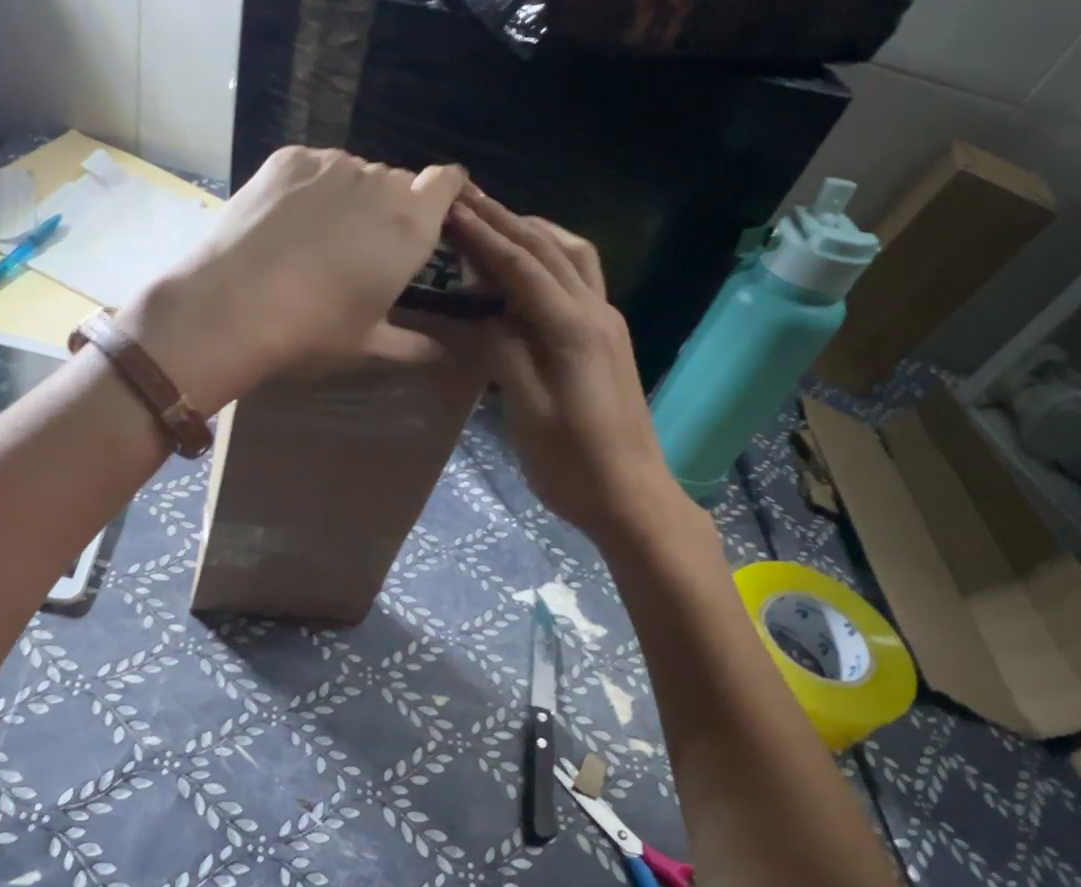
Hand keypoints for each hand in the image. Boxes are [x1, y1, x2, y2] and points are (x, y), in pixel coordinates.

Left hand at [116, 147, 469, 412]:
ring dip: (349, 198)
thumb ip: (411, 345)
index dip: (444, 193)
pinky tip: (288, 225)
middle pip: (397, 182)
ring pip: (354, 174)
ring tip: (319, 239)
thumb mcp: (367, 344)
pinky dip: (310, 189)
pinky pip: (313, 168)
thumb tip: (440, 355)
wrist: (234, 305)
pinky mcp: (288, 160)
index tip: (433, 213)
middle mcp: (379, 183)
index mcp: (411, 226)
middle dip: (390, 208)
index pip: (447, 183)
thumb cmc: (314, 329)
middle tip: (364, 250)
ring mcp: (331, 165)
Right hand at [445, 190, 696, 542]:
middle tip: (465, 195)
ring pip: (573, 256)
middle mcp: (596, 313)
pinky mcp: (609, 341)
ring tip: (497, 221)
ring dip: (534, 232)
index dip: (483, 237)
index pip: (520, 267)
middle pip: (548, 250)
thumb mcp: (527, 413)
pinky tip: (530, 267)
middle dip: (505, 219)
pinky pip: (580, 279)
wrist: (632, 496)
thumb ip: (503, 354)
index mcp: (572, 329)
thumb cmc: (573, 465)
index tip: (448, 208)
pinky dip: (550, 258)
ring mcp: (608, 324)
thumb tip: (480, 315)